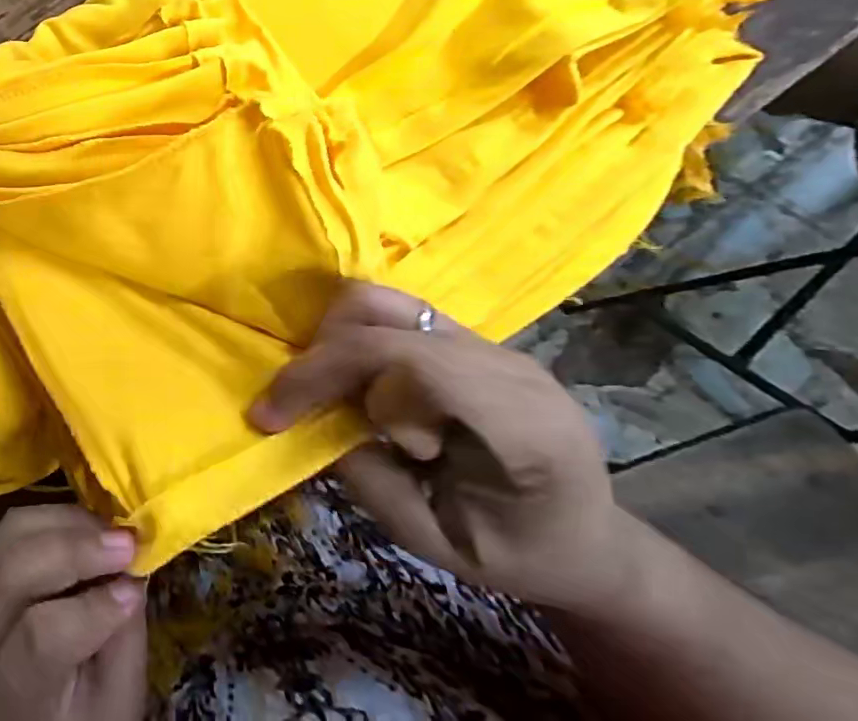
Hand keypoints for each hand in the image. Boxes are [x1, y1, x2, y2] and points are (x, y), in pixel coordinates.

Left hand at [0, 506, 146, 720]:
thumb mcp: (112, 704)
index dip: (91, 607)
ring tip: (110, 533)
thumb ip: (123, 636)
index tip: (135, 586)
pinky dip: (55, 521)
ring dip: (66, 522)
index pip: (36, 637)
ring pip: (7, 536)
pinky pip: (11, 533)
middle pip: (9, 570)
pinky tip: (88, 531)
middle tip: (126, 541)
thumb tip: (132, 570)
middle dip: (74, 545)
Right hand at [248, 281, 638, 613]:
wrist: (587, 539)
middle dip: (323, 358)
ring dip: (336, 340)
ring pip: (385, 302)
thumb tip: (312, 421)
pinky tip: (355, 383)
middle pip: (387, 317)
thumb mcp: (437, 544)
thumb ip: (371, 481)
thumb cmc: (518, 556)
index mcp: (524, 427)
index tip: (270, 416)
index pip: (412, 363)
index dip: (330, 373)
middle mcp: (509, 366)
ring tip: (329, 393)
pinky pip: (396, 315)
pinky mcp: (470, 337)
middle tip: (294, 410)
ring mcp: (491, 343)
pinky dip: (356, 339)